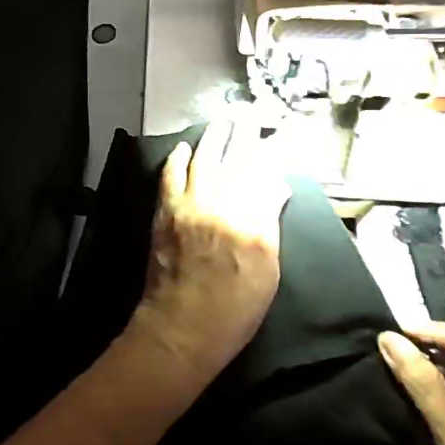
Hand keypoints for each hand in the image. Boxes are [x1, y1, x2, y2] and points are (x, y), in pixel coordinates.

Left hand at [127, 119, 290, 381]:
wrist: (181, 327)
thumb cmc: (234, 310)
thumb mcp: (268, 272)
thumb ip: (269, 223)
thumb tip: (276, 187)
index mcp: (251, 224)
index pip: (263, 176)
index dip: (271, 152)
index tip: (278, 134)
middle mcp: (219, 208)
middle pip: (233, 161)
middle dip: (243, 135)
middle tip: (250, 116)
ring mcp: (188, 207)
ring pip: (202, 162)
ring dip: (213, 140)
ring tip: (222, 124)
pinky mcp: (165, 213)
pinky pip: (171, 176)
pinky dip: (178, 159)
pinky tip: (184, 148)